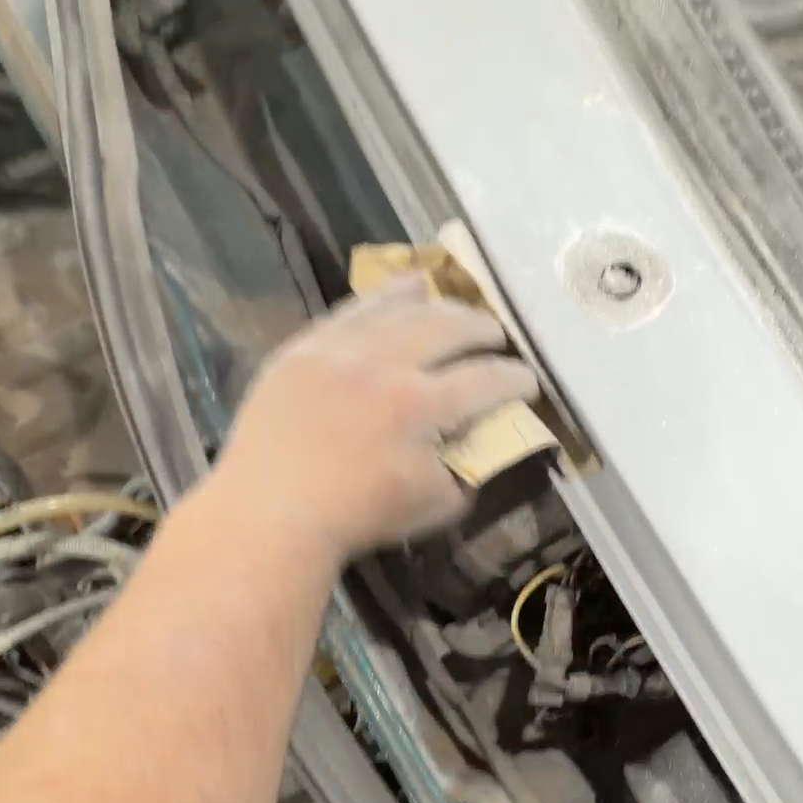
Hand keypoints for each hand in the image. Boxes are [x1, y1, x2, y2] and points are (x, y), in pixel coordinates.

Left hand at [209, 283, 538, 562]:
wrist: (272, 512)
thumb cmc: (361, 515)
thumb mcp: (439, 504)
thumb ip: (472, 468)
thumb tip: (487, 442)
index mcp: (421, 406)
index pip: (487, 380)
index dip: (518, 379)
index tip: (531, 384)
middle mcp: (384, 365)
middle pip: (449, 329)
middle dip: (485, 330)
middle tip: (501, 338)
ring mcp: (340, 351)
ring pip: (402, 310)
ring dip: (443, 306)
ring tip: (464, 310)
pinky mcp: (306, 349)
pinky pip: (353, 309)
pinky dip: (388, 295)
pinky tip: (411, 287)